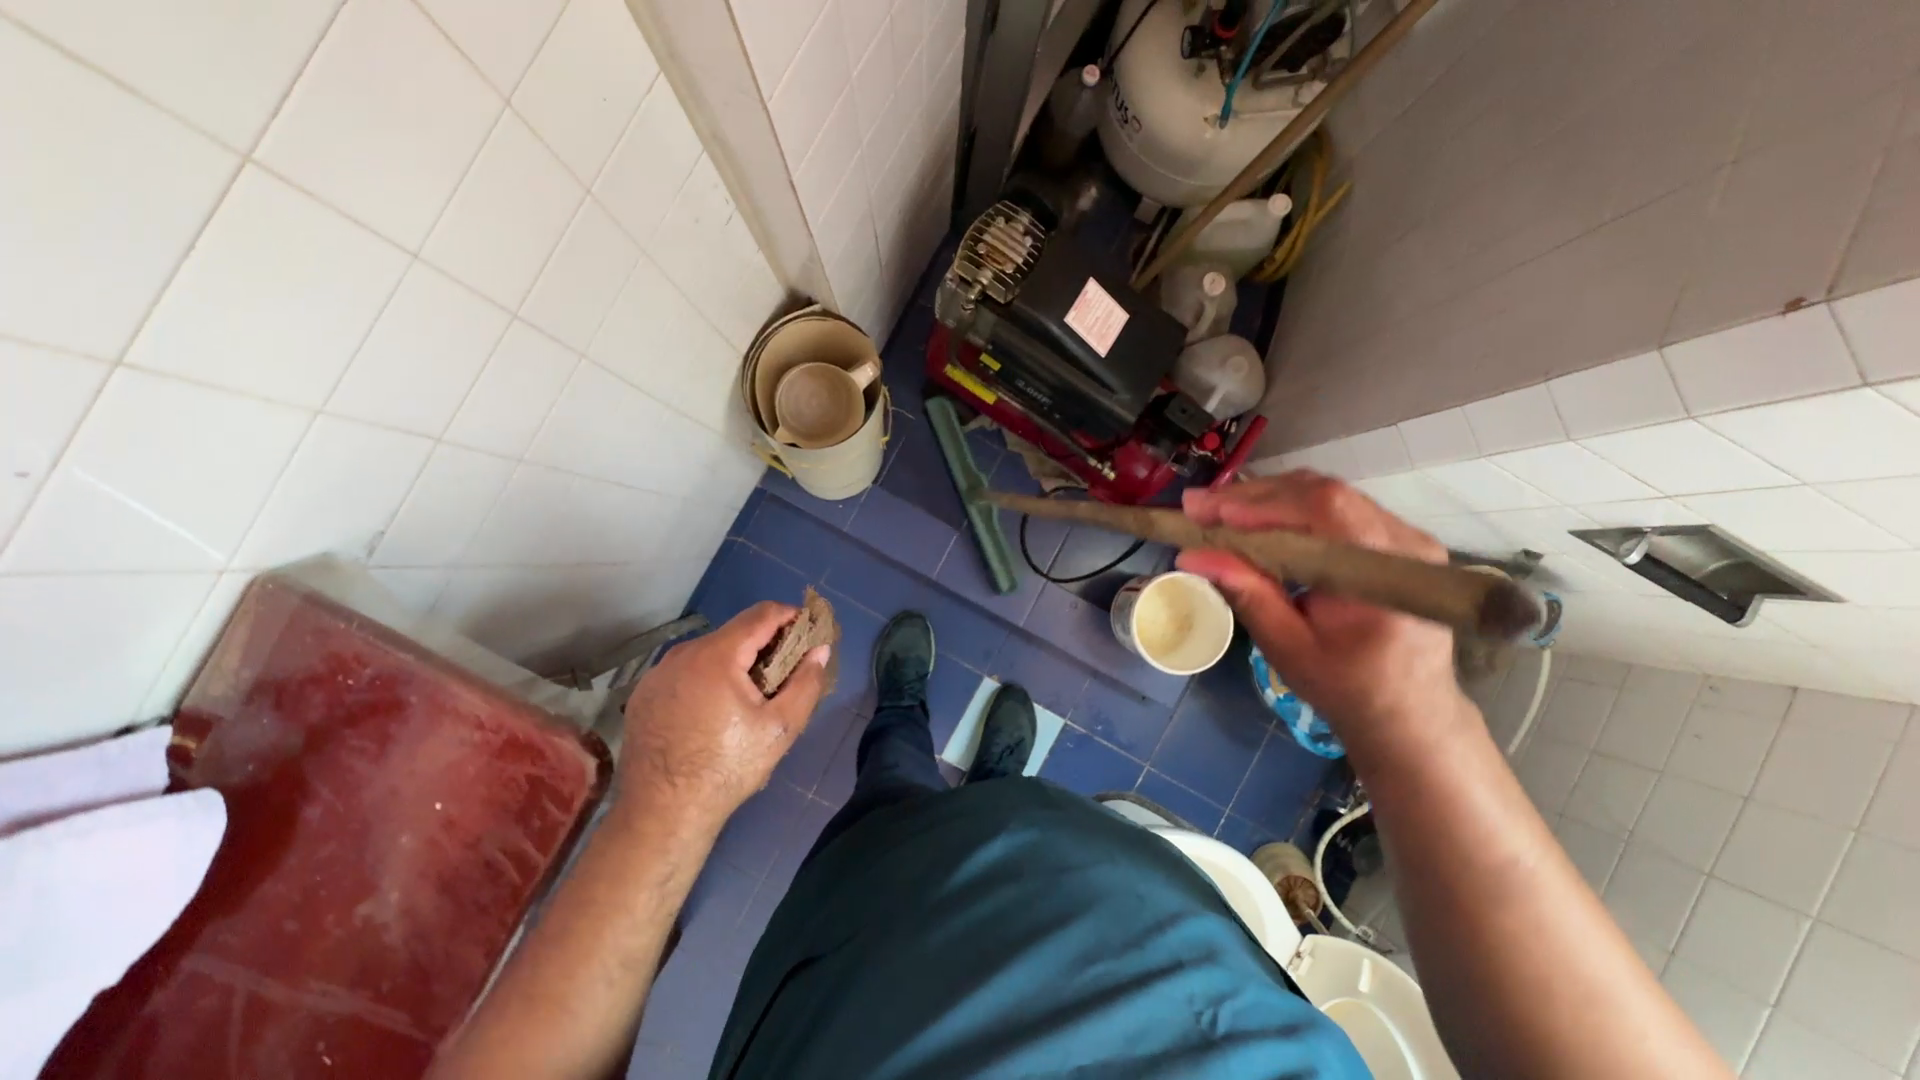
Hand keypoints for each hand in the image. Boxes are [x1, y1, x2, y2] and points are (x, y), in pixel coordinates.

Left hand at [617, 602, 829, 825]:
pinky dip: (705, 681)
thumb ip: (805, 683)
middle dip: (763, 646)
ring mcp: (657, 674)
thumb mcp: (780, 728)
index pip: (761, 614)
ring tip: (749, 699)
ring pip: (707, 654)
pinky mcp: (643, 695)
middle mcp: (682, 654)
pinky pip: (683, 674)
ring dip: (733, 664)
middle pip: (733, 633)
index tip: (808, 633)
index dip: (790, 617)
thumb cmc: (727, 768)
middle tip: (783, 675)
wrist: (663, 811)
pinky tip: (712, 714)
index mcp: (717, 655)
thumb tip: (819, 649)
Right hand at [1177, 471, 1469, 757]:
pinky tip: (1255, 518)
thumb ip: (1247, 595)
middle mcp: (1404, 544)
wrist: (1406, 711)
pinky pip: (1339, 509)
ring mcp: (1406, 537)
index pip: (1324, 512)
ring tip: (1217, 510)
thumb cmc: (1346, 688)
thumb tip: (1191, 555)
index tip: (1209, 511)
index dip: (1263, 503)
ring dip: (1269, 499)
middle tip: (1197, 507)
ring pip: (1329, 494)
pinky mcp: (1396, 539)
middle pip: (1324, 494)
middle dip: (1255, 497)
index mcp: (1383, 576)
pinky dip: (1290, 508)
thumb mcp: (1288, 648)